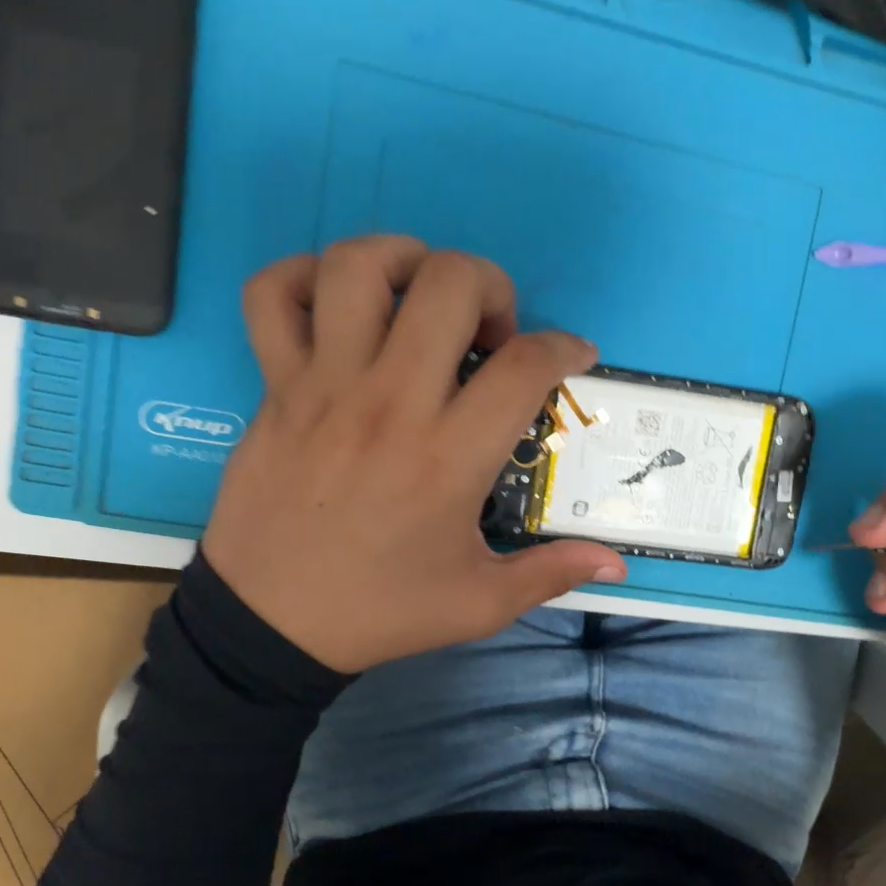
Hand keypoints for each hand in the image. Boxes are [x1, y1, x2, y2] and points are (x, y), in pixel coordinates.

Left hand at [202, 235, 626, 672]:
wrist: (268, 624)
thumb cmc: (380, 609)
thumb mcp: (479, 604)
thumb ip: (552, 573)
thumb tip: (616, 560)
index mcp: (450, 456)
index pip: (526, 364)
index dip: (565, 346)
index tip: (573, 355)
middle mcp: (391, 403)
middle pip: (450, 284)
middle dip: (491, 285)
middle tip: (492, 331)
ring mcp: (325, 386)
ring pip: (359, 267)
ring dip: (404, 260)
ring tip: (420, 297)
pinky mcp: (275, 386)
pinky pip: (271, 296)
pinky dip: (302, 277)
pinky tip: (338, 305)